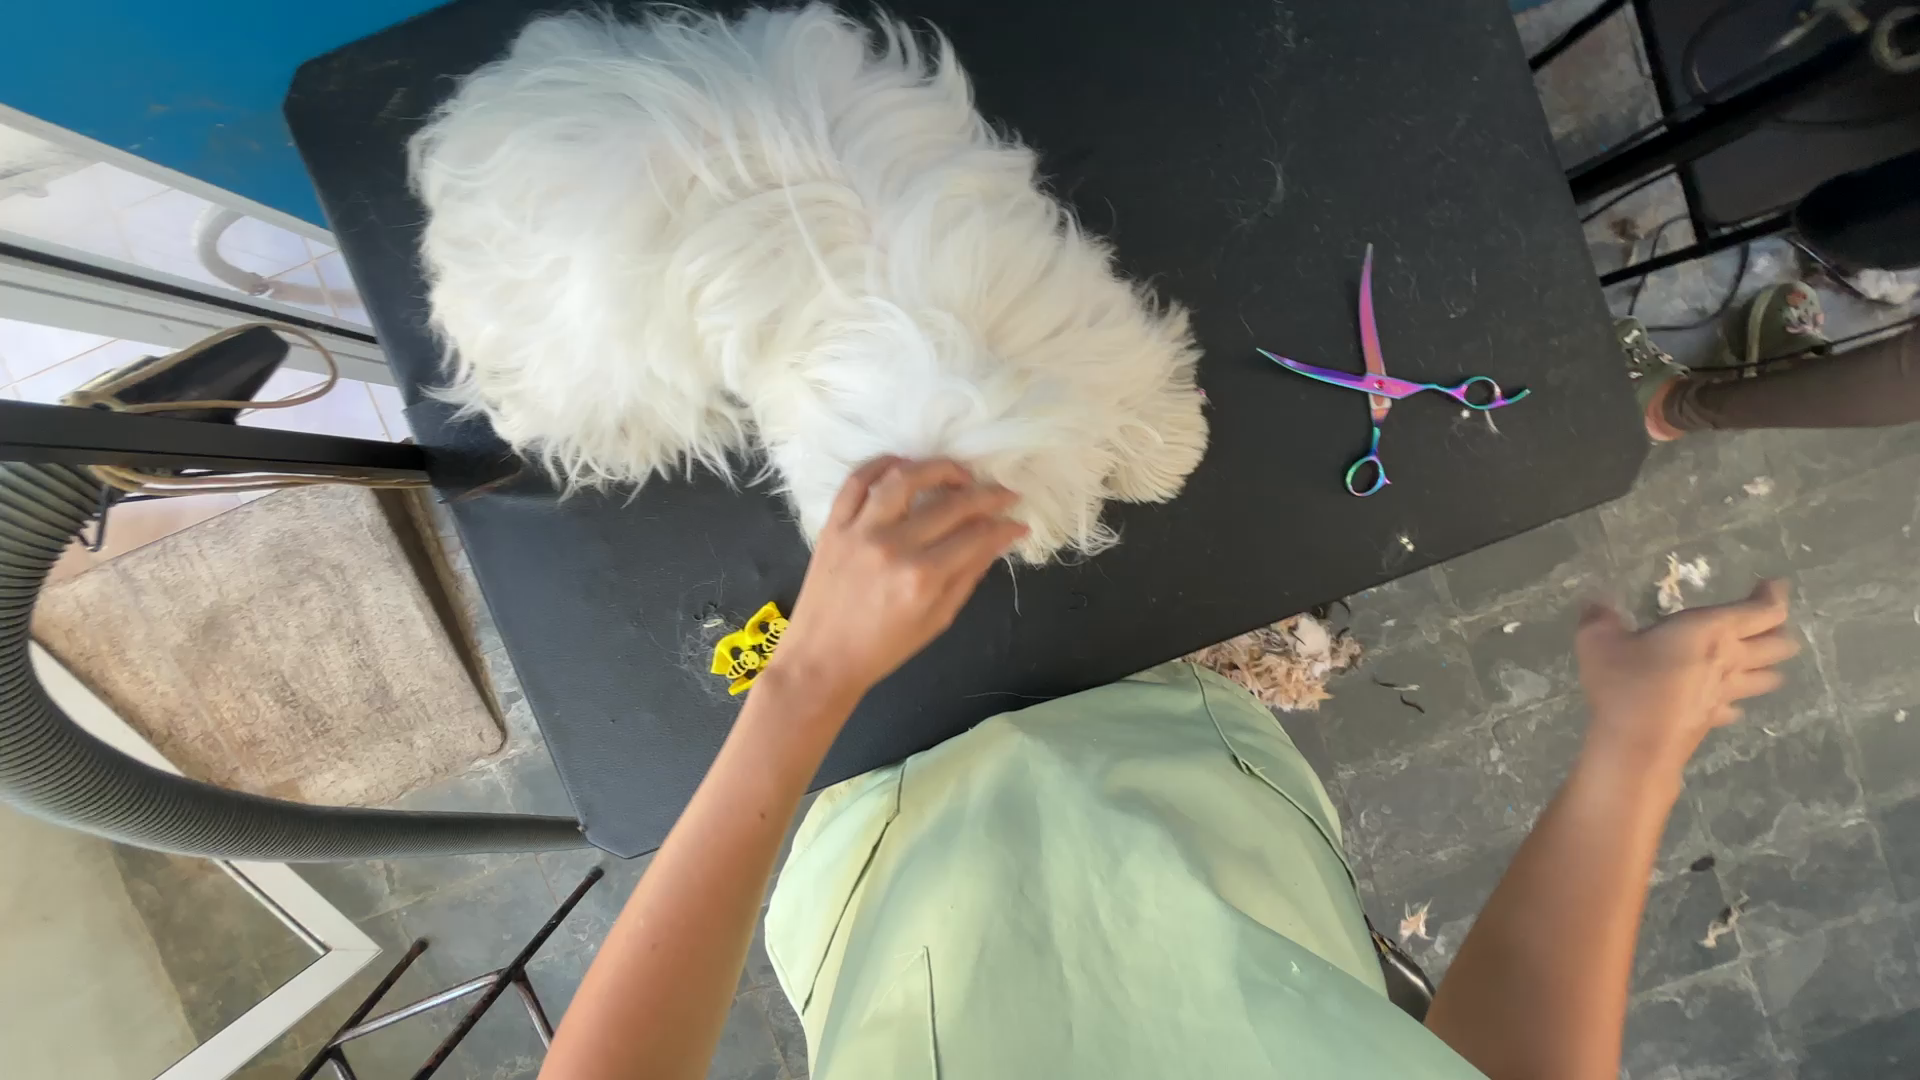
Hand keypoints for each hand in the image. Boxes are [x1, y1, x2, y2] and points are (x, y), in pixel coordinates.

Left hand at [769, 457, 1026, 704]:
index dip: (1004, 525)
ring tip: (957, 474)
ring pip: (904, 478)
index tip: (1017, 520)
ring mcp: (859, 531)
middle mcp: (893, 546)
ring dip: (937, 468)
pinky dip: (881, 464)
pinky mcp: (833, 526)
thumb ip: (969, 575)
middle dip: (986, 494)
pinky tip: (904, 464)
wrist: (822, 659)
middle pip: (950, 504)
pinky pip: (856, 481)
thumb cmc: (884, 648)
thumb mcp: (937, 619)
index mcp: (922, 578)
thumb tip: (999, 539)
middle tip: (1002, 492)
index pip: (976, 536)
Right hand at [1574, 579, 1797, 775]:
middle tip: (1757, 622)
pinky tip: (1720, 696)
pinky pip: (1740, 702)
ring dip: (1766, 663)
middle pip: (1781, 643)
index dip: (1773, 595)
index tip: (1771, 584)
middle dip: (1776, 629)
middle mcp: (1731, 659)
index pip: (1763, 610)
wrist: (1638, 740)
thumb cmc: (1624, 682)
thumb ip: (1599, 617)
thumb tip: (1595, 601)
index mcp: (1710, 632)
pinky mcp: (1717, 716)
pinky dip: (1737, 695)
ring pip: (1771, 674)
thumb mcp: (1597, 641)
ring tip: (1748, 658)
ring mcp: (1729, 692)